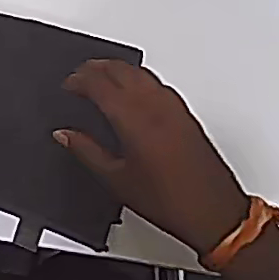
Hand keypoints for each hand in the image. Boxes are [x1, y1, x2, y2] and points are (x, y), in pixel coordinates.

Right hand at [54, 60, 250, 256]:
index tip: (69, 84)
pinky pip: (156, 82)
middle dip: (96, 67)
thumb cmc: (170, 200)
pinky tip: (132, 88)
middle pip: (119, 69)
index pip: (98, 83)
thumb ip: (86, 151)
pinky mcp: (185, 112)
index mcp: (132, 118)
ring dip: (117, 69)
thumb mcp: (116, 180)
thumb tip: (66, 135)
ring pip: (140, 71)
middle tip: (80, 75)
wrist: (212, 212)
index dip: (78, 79)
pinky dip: (137, 77)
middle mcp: (154, 105)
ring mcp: (172, 106)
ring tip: (101, 76)